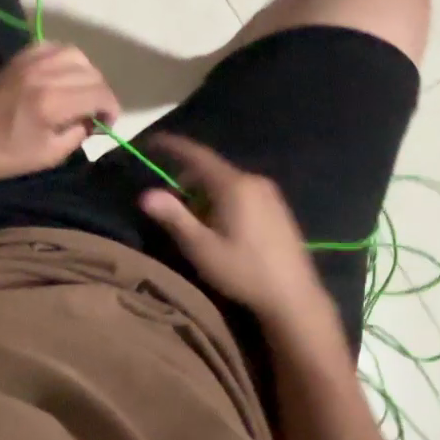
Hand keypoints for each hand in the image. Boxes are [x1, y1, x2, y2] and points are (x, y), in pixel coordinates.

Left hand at [0, 43, 120, 186]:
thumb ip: (79, 133)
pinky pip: (53, 46)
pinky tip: (62, 76)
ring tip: (80, 93)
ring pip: (76, 55)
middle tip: (93, 113)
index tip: (106, 123)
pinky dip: (64, 59)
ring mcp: (29, 61)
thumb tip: (93, 119)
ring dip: (86, 73)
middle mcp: (44, 74)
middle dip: (100, 93)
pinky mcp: (18, 58)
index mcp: (53, 102)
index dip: (111, 108)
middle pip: (92, 73)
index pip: (100, 93)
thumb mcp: (51, 155)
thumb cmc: (7, 155)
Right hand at [137, 135, 332, 324]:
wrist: (294, 298)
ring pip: (227, 182)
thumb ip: (174, 217)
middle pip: (211, 169)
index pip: (197, 155)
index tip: (153, 141)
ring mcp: (270, 194)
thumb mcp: (201, 248)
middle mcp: (254, 181)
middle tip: (169, 202)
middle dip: (187, 180)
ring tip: (194, 220)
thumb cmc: (243, 271)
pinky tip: (220, 226)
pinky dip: (223, 199)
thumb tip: (145, 194)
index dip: (172, 146)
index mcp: (233, 185)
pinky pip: (242, 192)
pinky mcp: (278, 208)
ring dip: (205, 193)